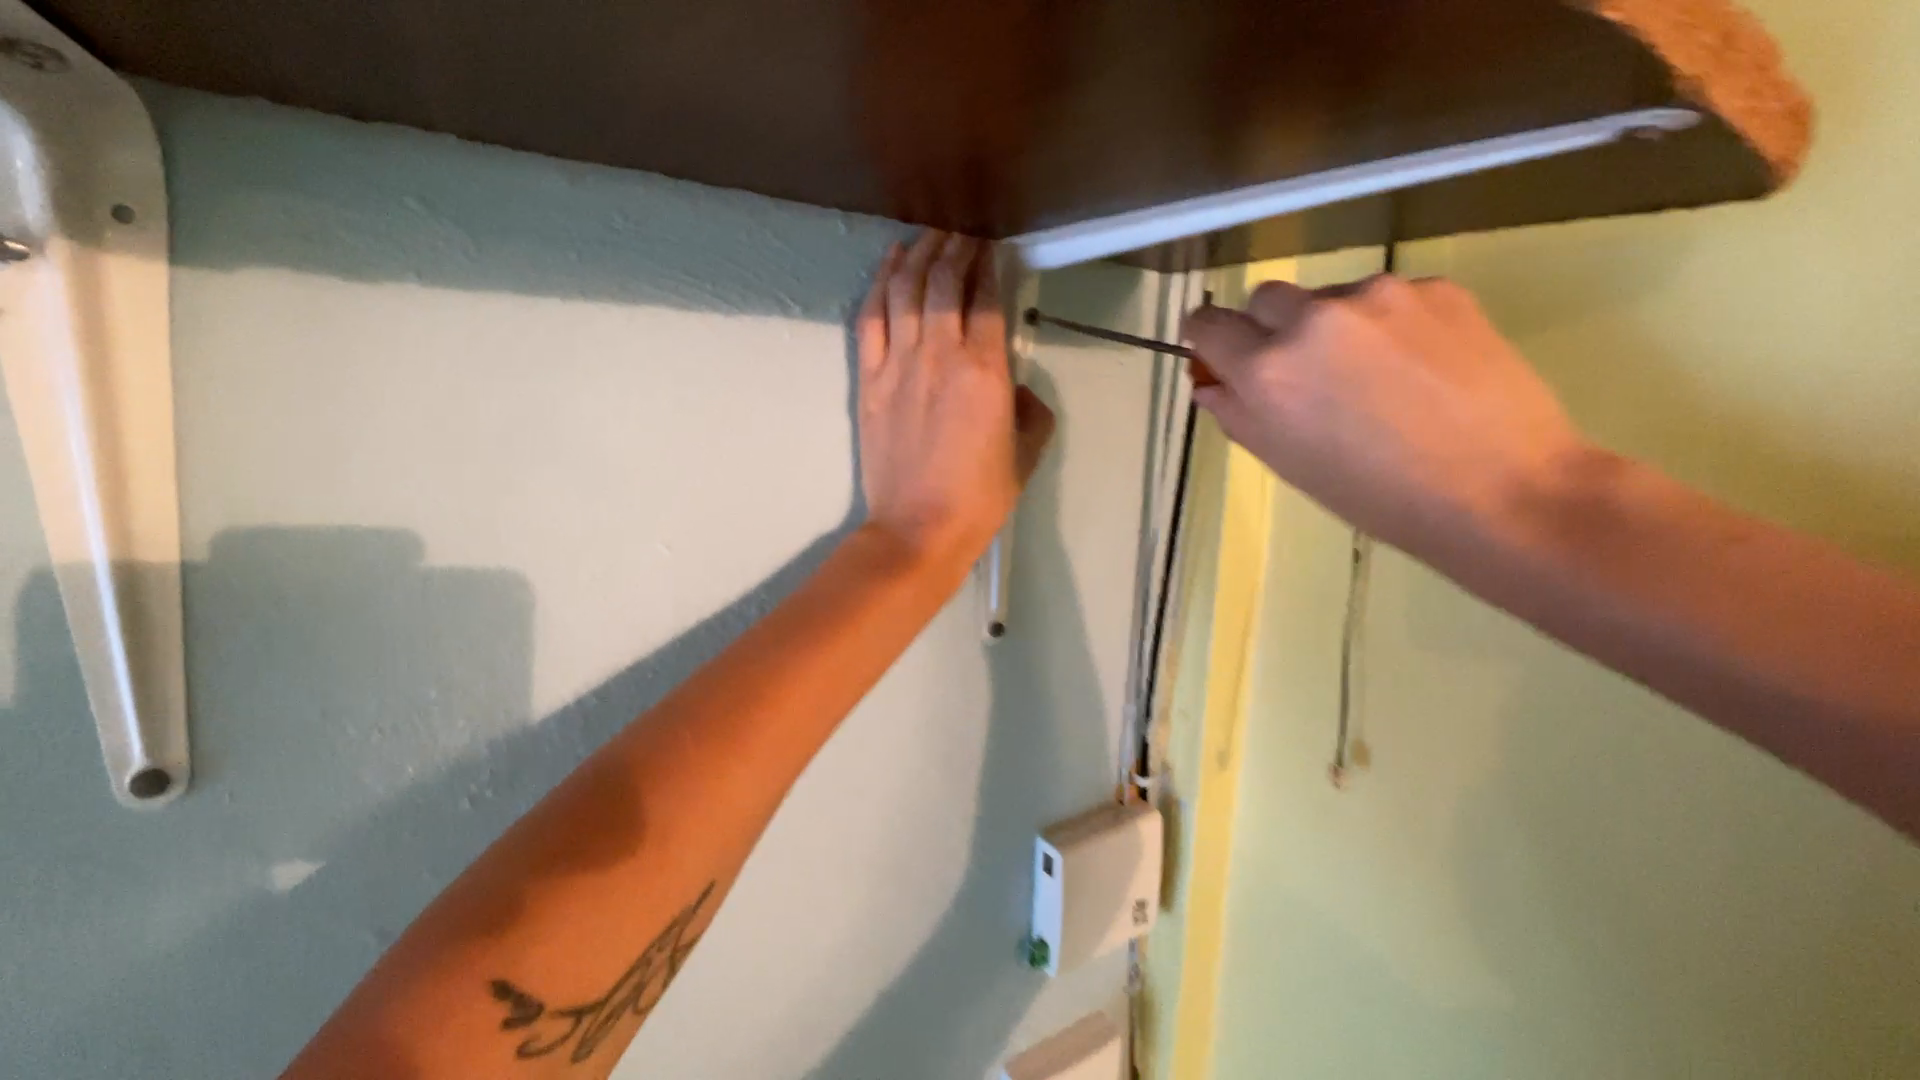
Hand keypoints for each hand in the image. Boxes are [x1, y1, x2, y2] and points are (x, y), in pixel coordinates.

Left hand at [856, 231, 1054, 565]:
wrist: (918, 528)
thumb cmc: (980, 497)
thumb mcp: (1027, 453)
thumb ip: (1030, 410)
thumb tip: (1016, 388)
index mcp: (986, 370)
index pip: (987, 297)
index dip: (990, 265)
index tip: (994, 248)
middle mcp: (941, 354)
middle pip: (945, 281)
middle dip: (956, 247)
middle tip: (964, 233)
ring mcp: (899, 364)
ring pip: (906, 289)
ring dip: (918, 254)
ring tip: (930, 234)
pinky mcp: (869, 379)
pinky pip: (872, 318)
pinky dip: (881, 283)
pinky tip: (890, 262)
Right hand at [1182, 275, 1588, 555]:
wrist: (1503, 489)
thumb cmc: (1378, 496)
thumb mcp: (1288, 463)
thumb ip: (1238, 414)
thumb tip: (1212, 383)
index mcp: (1267, 371)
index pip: (1208, 326)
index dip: (1209, 340)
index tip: (1222, 354)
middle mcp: (1312, 319)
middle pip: (1265, 298)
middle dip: (1271, 328)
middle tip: (1304, 371)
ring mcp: (1378, 296)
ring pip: (1329, 295)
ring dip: (1332, 325)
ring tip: (1375, 375)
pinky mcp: (1436, 287)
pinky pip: (1388, 297)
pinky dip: (1388, 325)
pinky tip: (1419, 367)